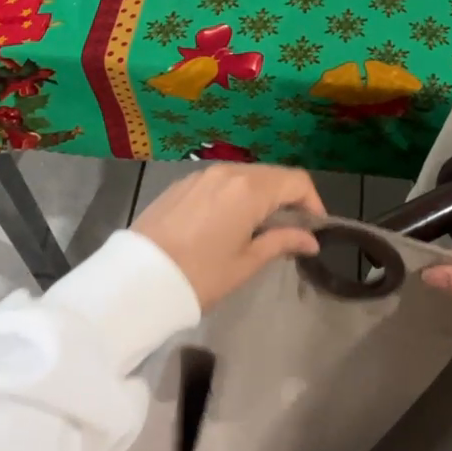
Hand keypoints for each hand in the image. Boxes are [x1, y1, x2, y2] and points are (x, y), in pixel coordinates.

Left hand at [131, 164, 325, 308]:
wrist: (137, 278)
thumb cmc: (199, 275)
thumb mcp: (246, 263)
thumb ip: (282, 242)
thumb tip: (311, 239)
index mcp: (250, 189)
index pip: (296, 181)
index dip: (312, 202)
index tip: (314, 229)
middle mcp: (229, 171)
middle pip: (272, 175)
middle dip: (288, 198)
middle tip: (291, 231)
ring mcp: (203, 174)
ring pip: (246, 176)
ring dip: (261, 195)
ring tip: (260, 228)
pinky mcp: (184, 183)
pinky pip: (222, 181)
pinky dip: (236, 195)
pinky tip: (230, 222)